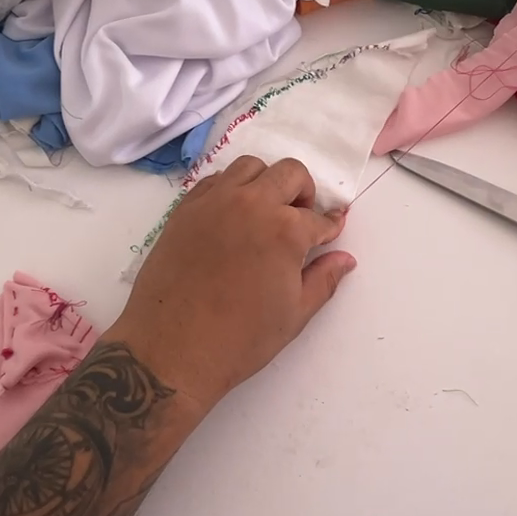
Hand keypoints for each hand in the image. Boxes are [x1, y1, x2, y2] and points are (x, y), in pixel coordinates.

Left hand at [107, 156, 356, 411]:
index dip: (329, 225)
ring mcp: (216, 201)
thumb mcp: (293, 315)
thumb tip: (345, 259)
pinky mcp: (186, 208)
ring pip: (251, 167)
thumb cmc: (239, 338)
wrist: (171, 348)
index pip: (318, 217)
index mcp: (285, 229)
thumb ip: (323, 279)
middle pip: (290, 174)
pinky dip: (231, 188)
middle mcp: (252, 203)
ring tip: (265, 211)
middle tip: (300, 218)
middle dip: (304, 192)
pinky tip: (232, 215)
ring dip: (266, 181)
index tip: (330, 229)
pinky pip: (216, 180)